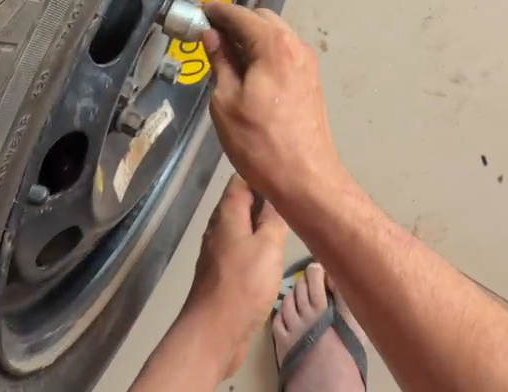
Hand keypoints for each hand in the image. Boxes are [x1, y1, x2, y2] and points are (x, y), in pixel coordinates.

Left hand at [180, 174, 287, 377]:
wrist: (214, 333)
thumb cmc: (243, 285)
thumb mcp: (268, 246)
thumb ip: (273, 218)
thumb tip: (277, 192)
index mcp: (227, 213)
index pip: (241, 179)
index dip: (262, 174)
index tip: (286, 176)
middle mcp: (218, 227)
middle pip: (241, 202)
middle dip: (264, 199)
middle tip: (293, 201)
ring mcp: (218, 251)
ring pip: (241, 227)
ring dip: (261, 225)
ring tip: (287, 225)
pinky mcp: (221, 273)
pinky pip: (240, 248)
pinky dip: (255, 246)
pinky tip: (271, 255)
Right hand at [202, 3, 349, 213]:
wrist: (306, 178)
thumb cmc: (260, 143)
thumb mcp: (226, 101)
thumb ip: (220, 62)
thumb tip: (212, 36)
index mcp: (273, 45)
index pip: (241, 15)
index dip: (218, 11)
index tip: (200, 12)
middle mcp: (295, 46)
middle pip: (262, 19)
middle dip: (236, 21)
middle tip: (210, 35)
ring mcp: (307, 63)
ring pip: (276, 35)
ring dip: (252, 36)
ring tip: (226, 53)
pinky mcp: (311, 80)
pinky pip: (284, 52)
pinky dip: (265, 51)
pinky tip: (248, 70)